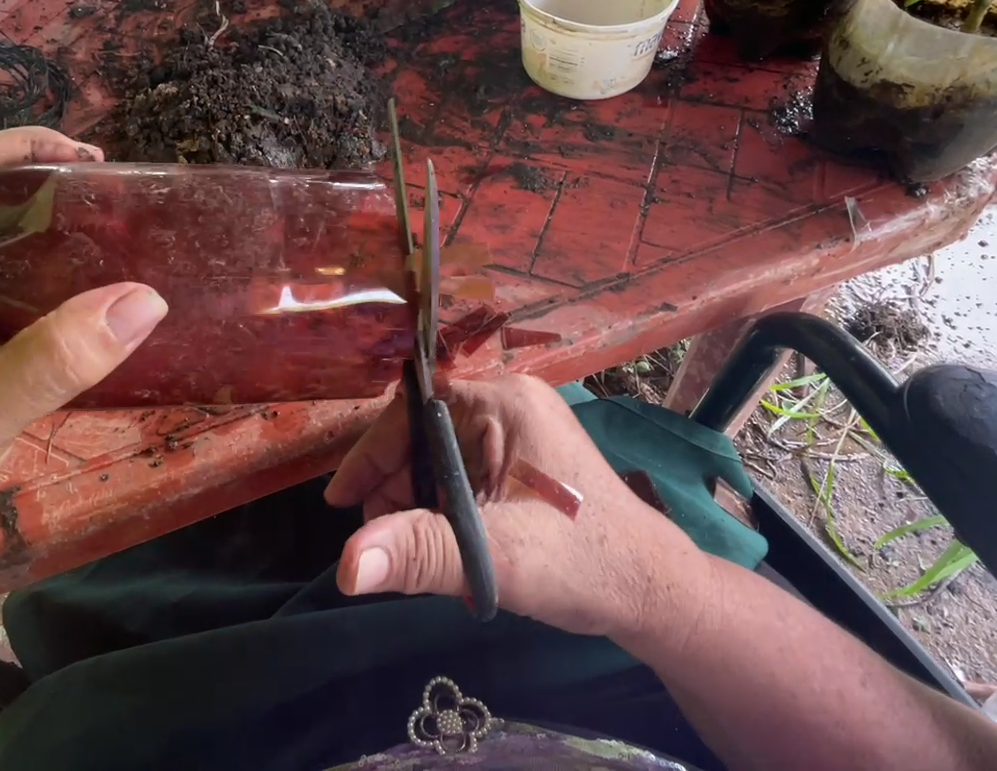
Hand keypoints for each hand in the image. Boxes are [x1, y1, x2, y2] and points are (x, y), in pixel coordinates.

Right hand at [324, 375, 710, 638]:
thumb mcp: (496, 557)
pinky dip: (443, 506)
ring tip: (417, 550)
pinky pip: (462, 472)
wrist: (654, 594)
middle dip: (395, 487)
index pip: (415, 412)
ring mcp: (518, 431)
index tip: (342, 501)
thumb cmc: (583, 563)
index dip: (372, 454)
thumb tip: (346, 566)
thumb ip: (420, 553)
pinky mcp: (523, 459)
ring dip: (418, 501)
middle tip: (382, 541)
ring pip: (440, 457)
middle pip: (424, 435)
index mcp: (505, 402)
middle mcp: (509, 404)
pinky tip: (443, 541)